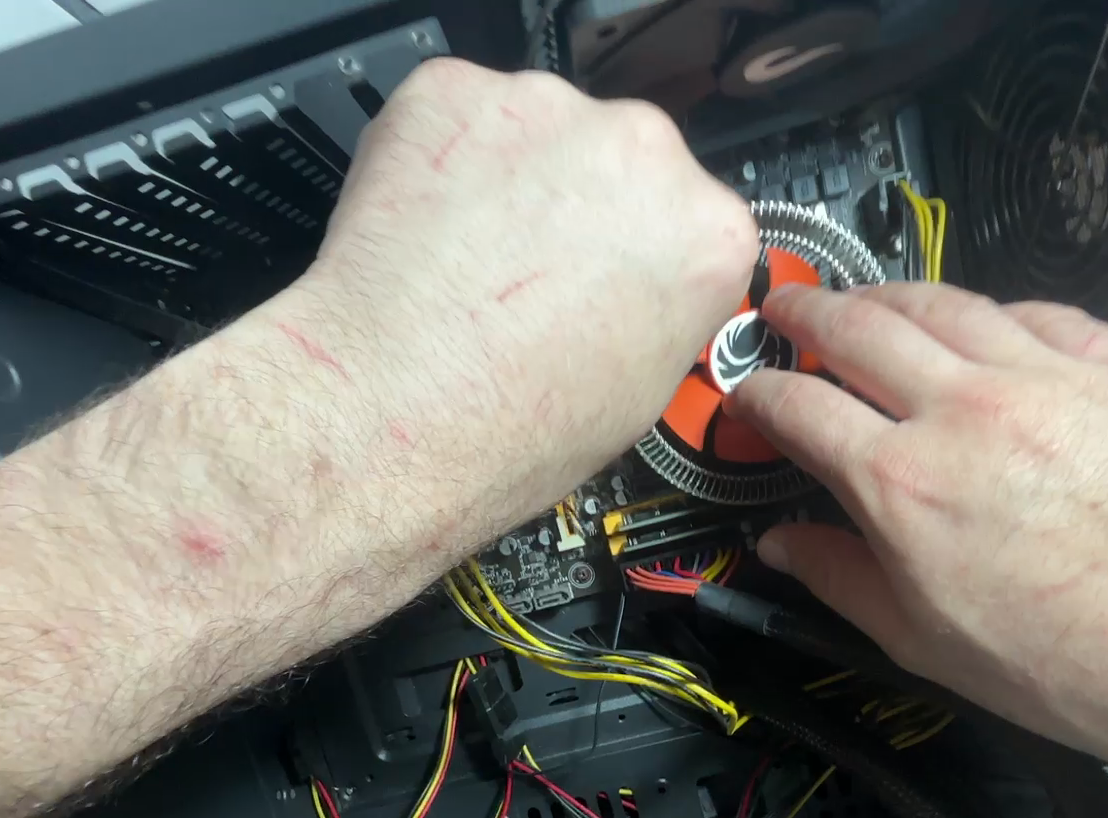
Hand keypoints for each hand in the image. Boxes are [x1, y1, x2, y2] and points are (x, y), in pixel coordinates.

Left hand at [283, 59, 755, 548]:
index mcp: (708, 235)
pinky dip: (445, 167)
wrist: (399, 416)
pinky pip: (459, 123)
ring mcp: (546, 111)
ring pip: (540, 139)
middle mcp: (644, 151)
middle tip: (532, 279)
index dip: (641, 263)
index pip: (692, 226)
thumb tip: (632, 294)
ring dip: (516, 186)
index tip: (608, 284)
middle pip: (621, 169)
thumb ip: (658, 316)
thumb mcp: (638, 399)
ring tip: (470, 265)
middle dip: (584, 213)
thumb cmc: (517, 432)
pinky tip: (429, 234)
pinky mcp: (452, 95)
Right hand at [727, 284, 1107, 774]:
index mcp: (900, 482)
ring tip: (860, 297)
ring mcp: (1045, 375)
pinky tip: (976, 323)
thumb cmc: (1080, 661)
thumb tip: (782, 546)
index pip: (797, 406)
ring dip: (883, 293)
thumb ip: (838, 578)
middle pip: (856, 327)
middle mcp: (962, 409)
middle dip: (803, 310)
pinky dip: (983, 310)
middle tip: (781, 304)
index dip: (755, 393)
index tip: (745, 394)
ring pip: (939, 301)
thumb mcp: (922, 640)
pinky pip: (1031, 311)